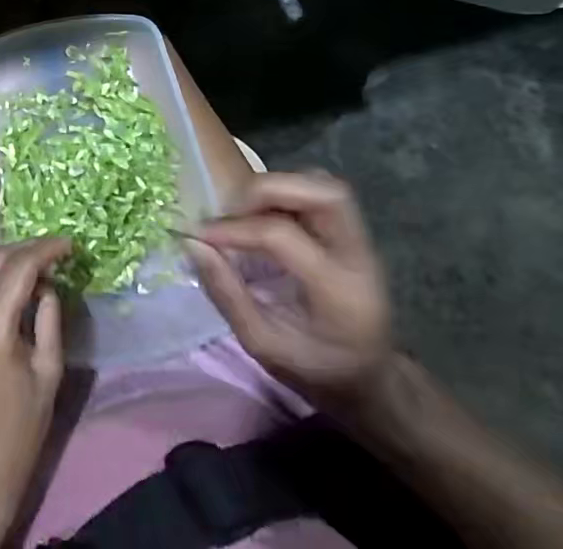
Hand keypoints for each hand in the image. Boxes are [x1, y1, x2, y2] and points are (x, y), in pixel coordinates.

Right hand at [186, 172, 394, 412]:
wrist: (370, 378)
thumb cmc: (316, 370)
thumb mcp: (263, 346)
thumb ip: (227, 294)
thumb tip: (192, 245)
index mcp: (337, 290)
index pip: (282, 235)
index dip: (234, 229)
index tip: (199, 236)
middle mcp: (357, 255)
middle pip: (322, 190)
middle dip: (266, 189)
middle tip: (229, 212)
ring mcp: (361, 239)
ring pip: (321, 183)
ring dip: (277, 189)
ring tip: (244, 215)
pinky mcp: (352, 231)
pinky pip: (317, 191)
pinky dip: (284, 194)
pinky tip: (262, 218)